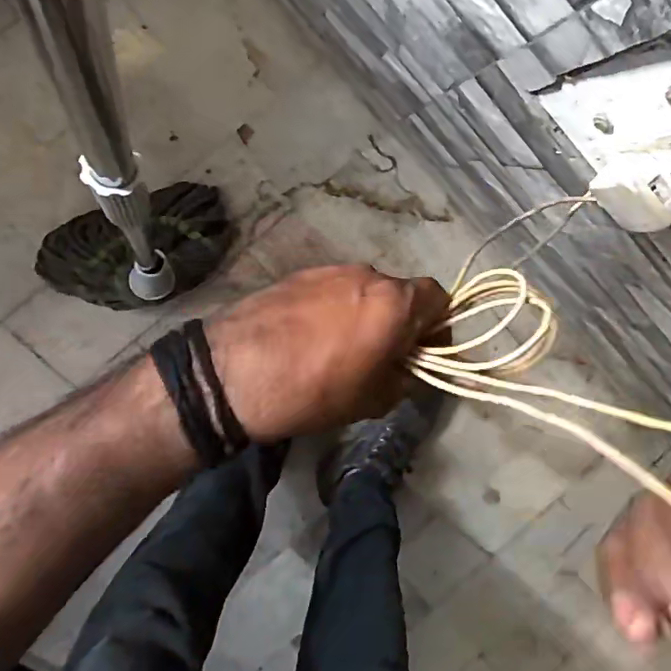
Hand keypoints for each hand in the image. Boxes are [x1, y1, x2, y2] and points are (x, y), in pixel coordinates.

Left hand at [205, 264, 448, 441]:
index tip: (424, 352)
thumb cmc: (314, 391)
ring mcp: (331, 270)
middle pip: (400, 293)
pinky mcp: (300, 274)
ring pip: (365, 290)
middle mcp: (369, 275)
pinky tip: (311, 337)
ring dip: (366, 313)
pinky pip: (333, 289)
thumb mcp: (373, 400)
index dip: (438, 325)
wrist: (231, 374)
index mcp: (394, 302)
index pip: (439, 298)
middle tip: (384, 355)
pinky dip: (335, 308)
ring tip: (342, 347)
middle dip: (400, 321)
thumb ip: (405, 379)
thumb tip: (411, 370)